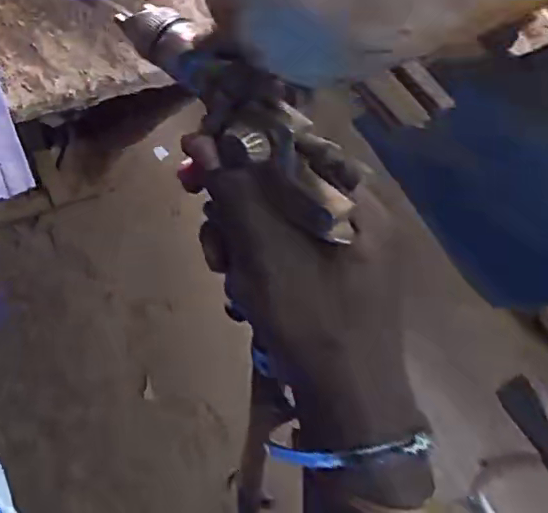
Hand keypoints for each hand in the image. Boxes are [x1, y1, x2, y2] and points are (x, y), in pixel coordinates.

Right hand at [190, 135, 432, 507]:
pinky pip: (277, 241)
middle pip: (274, 177)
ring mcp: (339, 244)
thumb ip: (232, 188)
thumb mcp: (263, 247)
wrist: (349, 410)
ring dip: (234, 230)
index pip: (291, 141)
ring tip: (220, 262)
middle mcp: (352, 213)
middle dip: (230, 194)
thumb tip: (198, 137)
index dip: (241, 139)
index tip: (201, 149)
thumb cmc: (312, 318)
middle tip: (192, 194)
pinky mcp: (324, 271)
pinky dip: (251, 254)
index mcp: (354, 197)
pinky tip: (237, 282)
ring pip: (269, 211)